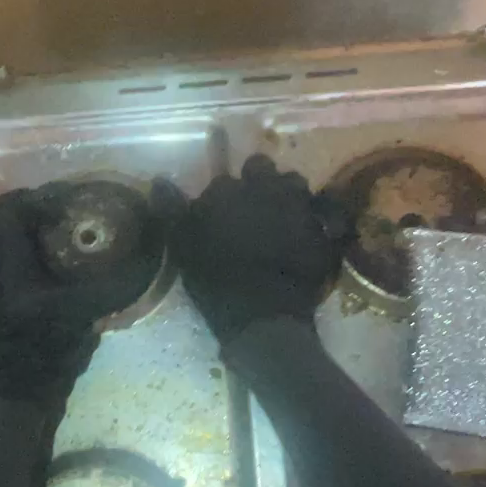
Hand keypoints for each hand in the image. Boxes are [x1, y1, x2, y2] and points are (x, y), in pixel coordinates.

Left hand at [0, 184, 158, 406]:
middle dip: (45, 218)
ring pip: (14, 247)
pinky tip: (67, 277)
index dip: (38, 198)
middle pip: (13, 224)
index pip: (9, 205)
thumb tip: (153, 247)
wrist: (20, 394)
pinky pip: (16, 269)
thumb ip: (120, 277)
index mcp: (6, 257)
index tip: (69, 208)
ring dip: (42, 241)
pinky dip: (38, 263)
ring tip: (77, 248)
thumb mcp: (87, 305)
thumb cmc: (47, 342)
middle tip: (79, 222)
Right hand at [159, 155, 348, 343]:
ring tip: (283, 214)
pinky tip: (311, 230)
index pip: (225, 178)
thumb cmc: (216, 283)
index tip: (223, 211)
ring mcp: (297, 206)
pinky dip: (319, 216)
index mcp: (228, 191)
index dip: (226, 194)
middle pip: (264, 168)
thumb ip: (173, 211)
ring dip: (288, 193)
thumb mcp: (183, 248)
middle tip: (255, 204)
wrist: (263, 318)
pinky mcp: (323, 229)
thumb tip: (160, 180)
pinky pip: (325, 211)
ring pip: (295, 183)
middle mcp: (265, 189)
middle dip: (259, 180)